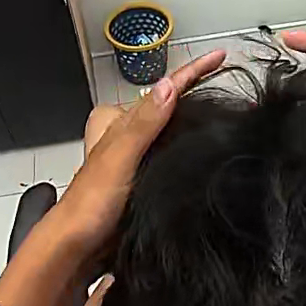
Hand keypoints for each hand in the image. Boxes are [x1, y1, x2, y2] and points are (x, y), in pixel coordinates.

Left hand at [40, 49, 227, 255]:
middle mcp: (128, 134)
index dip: (193, 71)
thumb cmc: (89, 205)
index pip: (163, 89)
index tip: (219, 56)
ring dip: (196, 119)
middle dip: (197, 90)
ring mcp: (137, 155)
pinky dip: (191, 147)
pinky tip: (205, 150)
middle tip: (227, 75)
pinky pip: (173, 153)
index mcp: (117, 120)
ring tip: (224, 108)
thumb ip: (143, 123)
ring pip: (172, 128)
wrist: (79, 249)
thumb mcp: (119, 157)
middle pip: (169, 104)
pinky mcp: (146, 177)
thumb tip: (167, 86)